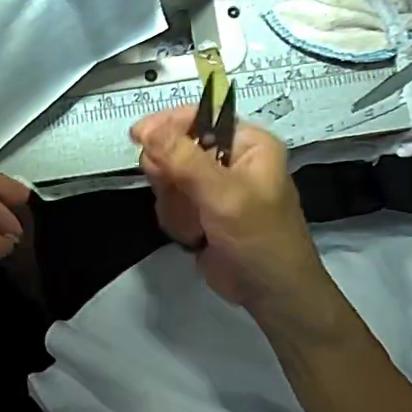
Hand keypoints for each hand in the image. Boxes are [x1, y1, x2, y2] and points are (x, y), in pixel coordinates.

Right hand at [130, 107, 341, 333]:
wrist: (271, 295)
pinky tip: (196, 236)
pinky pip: (168, 201)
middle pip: (175, 146)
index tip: (139, 136)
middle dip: (170, 175)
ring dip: (175, 205)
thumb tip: (148, 129)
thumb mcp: (224, 196)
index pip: (199, 117)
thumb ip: (185, 160)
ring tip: (197, 225)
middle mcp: (228, 158)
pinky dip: (177, 220)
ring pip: (166, 177)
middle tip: (173, 190)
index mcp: (247, 143)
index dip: (167, 124)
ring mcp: (211, 185)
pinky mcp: (198, 209)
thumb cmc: (259, 238)